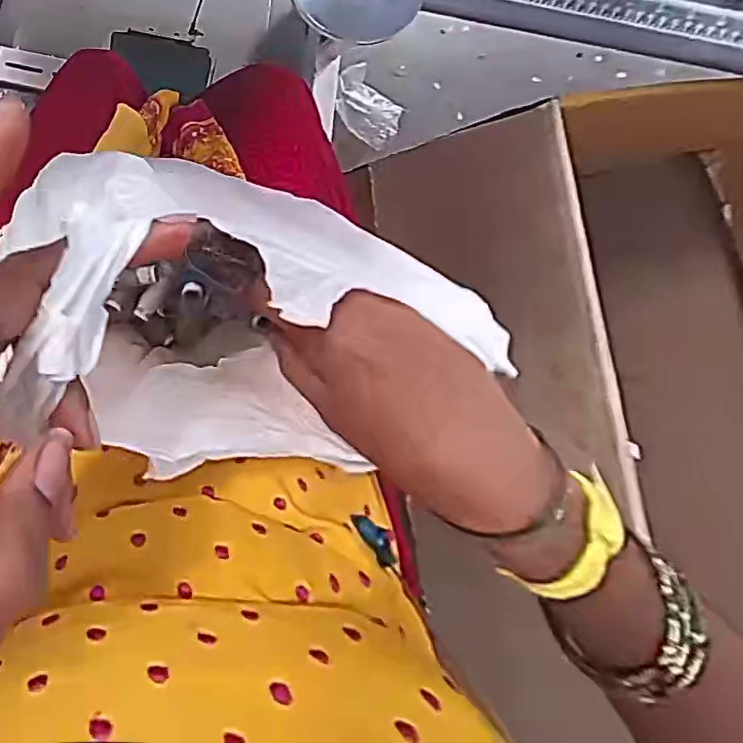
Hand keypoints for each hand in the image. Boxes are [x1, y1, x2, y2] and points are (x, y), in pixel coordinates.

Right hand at [262, 290, 558, 535]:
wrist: (483, 455)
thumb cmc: (403, 444)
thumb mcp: (328, 409)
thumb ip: (294, 362)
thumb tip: (279, 336)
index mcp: (328, 329)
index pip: (275, 294)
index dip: (261, 300)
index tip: (260, 308)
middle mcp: (360, 304)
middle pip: (310, 286)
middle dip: (298, 304)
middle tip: (297, 330)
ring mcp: (393, 302)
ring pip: (343, 292)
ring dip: (331, 307)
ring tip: (339, 344)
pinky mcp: (421, 308)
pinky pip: (375, 300)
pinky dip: (363, 313)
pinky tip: (371, 345)